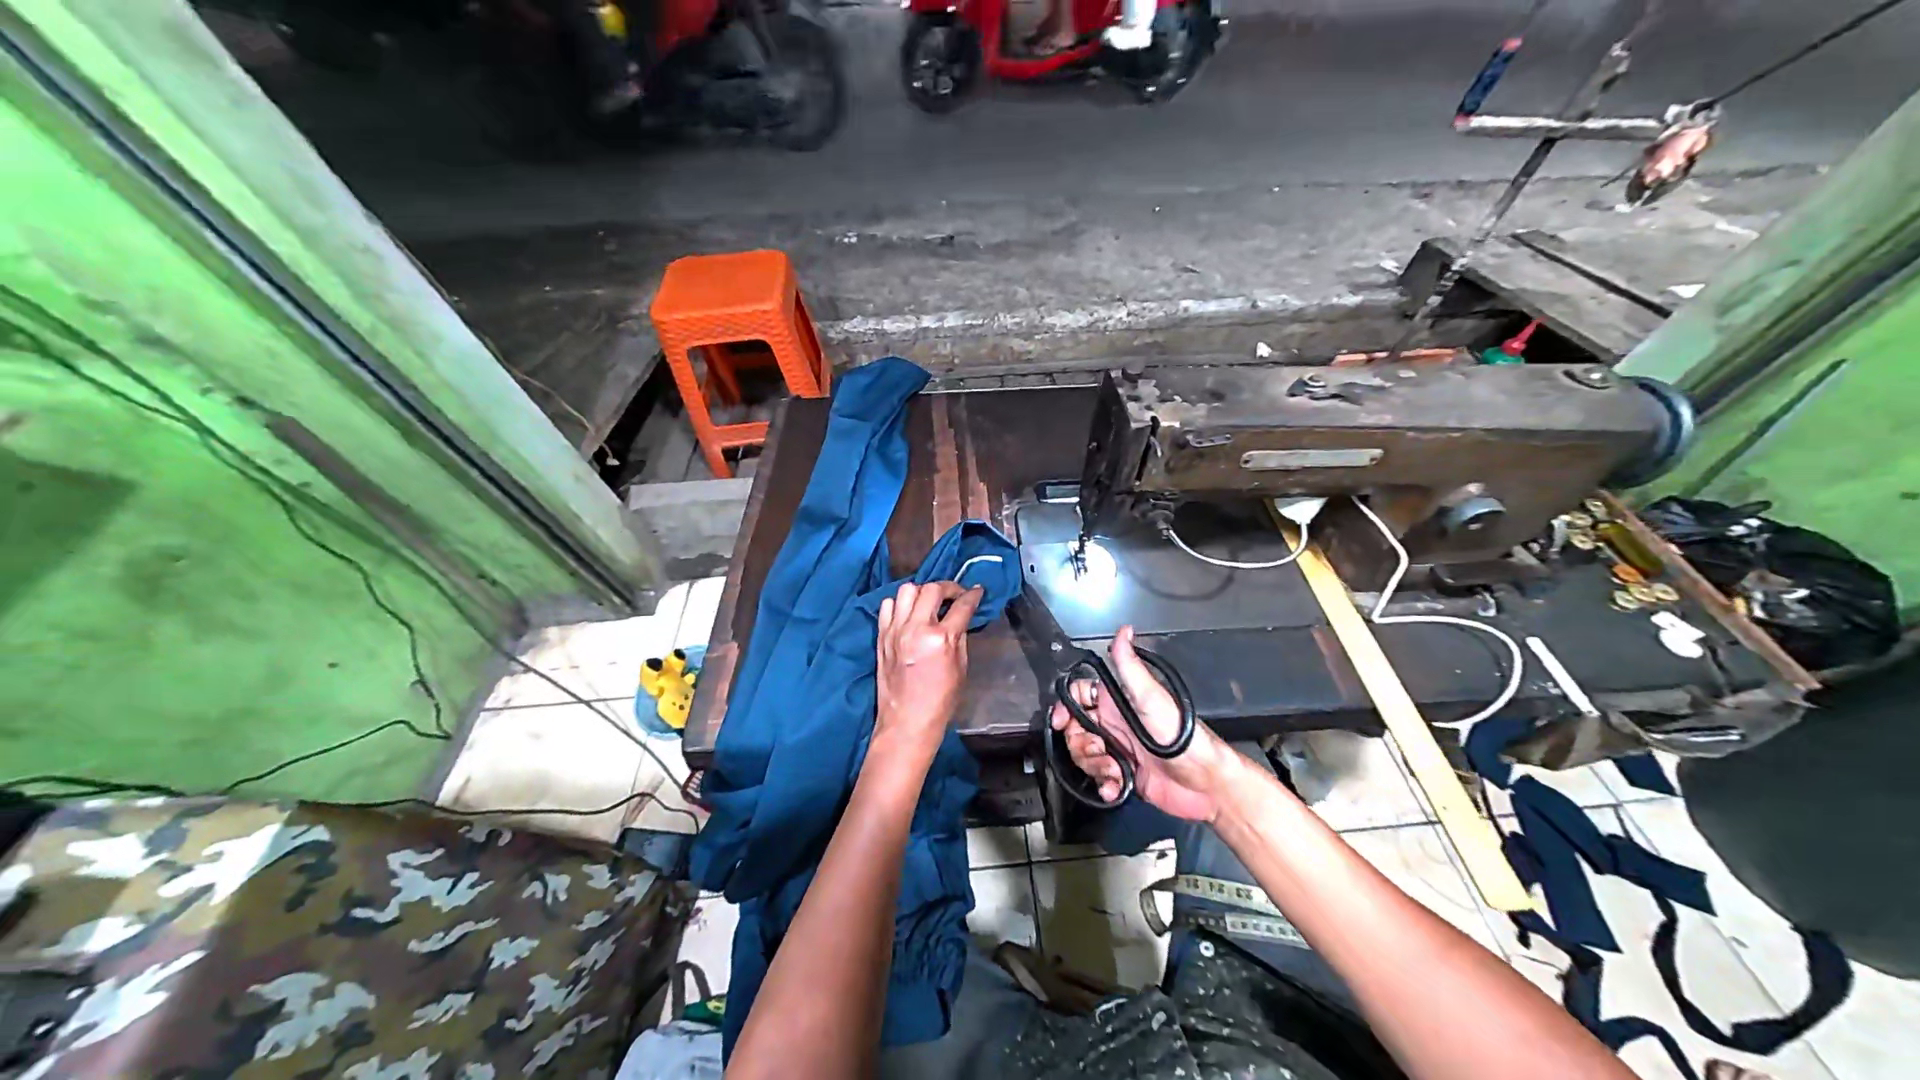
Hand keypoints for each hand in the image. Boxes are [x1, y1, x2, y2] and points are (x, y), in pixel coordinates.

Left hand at [874, 581, 983, 756]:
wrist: (907, 721)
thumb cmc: (940, 700)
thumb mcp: (961, 667)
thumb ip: (960, 637)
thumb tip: (961, 618)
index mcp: (941, 639)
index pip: (961, 605)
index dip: (973, 595)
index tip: (977, 591)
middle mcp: (916, 629)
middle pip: (932, 589)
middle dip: (948, 587)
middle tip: (954, 595)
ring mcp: (895, 630)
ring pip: (907, 590)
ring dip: (922, 592)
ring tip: (930, 602)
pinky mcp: (881, 636)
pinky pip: (887, 605)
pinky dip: (899, 604)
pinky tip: (908, 613)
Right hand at [1050, 625, 1239, 821]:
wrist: (1204, 782)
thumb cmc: (1183, 737)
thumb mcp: (1151, 697)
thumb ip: (1130, 665)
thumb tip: (1124, 631)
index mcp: (1118, 702)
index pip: (1078, 696)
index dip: (1065, 707)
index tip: (1061, 720)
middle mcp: (1115, 724)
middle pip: (1075, 729)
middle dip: (1080, 743)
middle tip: (1100, 749)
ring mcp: (1118, 750)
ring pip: (1084, 755)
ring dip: (1094, 766)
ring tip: (1114, 770)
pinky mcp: (1123, 775)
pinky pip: (1098, 779)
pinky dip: (1104, 785)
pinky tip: (1116, 786)